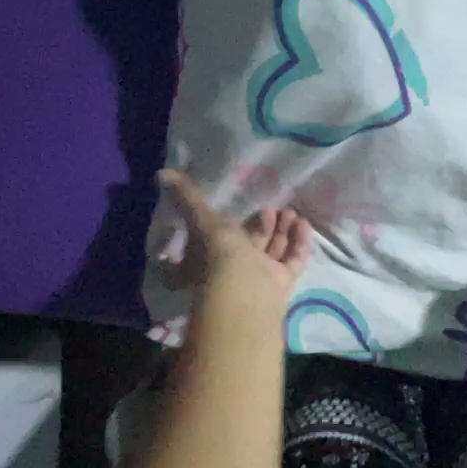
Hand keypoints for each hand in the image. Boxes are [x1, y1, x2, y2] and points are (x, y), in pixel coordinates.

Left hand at [158, 169, 313, 310]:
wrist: (246, 294)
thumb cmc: (218, 257)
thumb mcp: (202, 221)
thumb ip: (188, 198)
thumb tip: (162, 173)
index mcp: (204, 257)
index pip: (206, 242)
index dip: (216, 229)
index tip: (228, 210)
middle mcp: (230, 268)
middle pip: (248, 243)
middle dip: (261, 224)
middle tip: (270, 208)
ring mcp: (257, 277)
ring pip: (272, 250)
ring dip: (282, 230)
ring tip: (290, 211)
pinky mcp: (280, 283)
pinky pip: (292, 260)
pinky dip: (299, 243)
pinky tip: (304, 223)